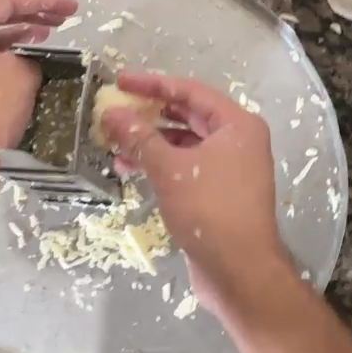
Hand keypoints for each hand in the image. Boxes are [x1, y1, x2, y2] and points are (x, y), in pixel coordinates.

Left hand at [0, 0, 77, 198]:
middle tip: (65, 18)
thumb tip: (35, 62)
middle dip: (33, 15)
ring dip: (22, 38)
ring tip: (49, 37)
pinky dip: (11, 62)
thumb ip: (33, 57)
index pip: (6, 0)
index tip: (72, 7)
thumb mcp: (20, 75)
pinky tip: (30, 69)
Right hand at [100, 71, 296, 317]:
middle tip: (115, 111)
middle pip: (188, 115)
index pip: (190, 91)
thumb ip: (140, 137)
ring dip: (150, 143)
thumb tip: (111, 113)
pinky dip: (160, 164)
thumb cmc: (210, 211)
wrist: (240, 271)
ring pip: (184, 143)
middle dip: (149, 115)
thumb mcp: (170, 169)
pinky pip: (186, 166)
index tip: (121, 81)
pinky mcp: (218, 192)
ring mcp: (230, 168)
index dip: (153, 84)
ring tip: (113, 146)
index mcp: (237, 125)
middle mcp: (238, 141)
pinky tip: (130, 169)